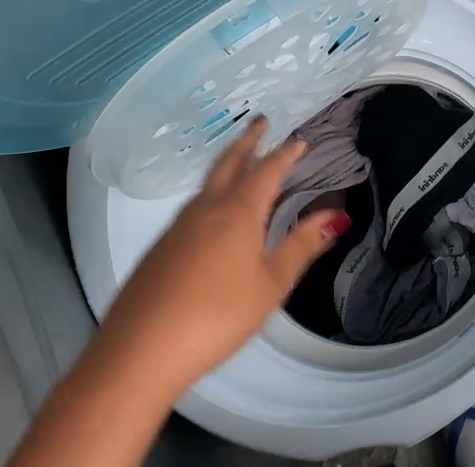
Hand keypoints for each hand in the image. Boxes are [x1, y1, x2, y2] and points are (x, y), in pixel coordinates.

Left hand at [93, 117, 352, 396]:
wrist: (137, 353)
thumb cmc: (216, 316)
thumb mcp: (271, 284)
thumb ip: (302, 246)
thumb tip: (337, 215)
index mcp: (238, 213)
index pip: (267, 171)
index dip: (285, 154)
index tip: (300, 140)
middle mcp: (205, 210)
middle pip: (229, 164)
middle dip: (248, 142)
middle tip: (261, 122)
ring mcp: (176, 229)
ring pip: (207, 184)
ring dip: (227, 164)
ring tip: (241, 161)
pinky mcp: (157, 252)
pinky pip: (192, 207)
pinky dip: (211, 192)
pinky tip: (212, 213)